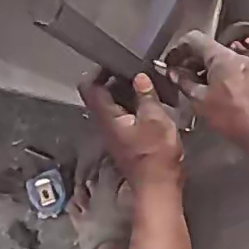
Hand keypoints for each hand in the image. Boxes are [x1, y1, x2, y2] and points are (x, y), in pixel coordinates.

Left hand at [79, 73, 183, 189]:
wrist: (158, 186)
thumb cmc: (155, 154)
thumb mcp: (155, 118)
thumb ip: (146, 96)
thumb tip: (140, 78)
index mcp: (107, 117)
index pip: (90, 87)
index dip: (99, 71)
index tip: (116, 62)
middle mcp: (105, 125)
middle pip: (101, 95)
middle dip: (118, 80)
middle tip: (138, 72)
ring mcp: (115, 135)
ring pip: (115, 106)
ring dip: (128, 94)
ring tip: (149, 86)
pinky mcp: (126, 141)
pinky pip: (125, 117)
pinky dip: (135, 107)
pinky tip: (153, 105)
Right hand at [166, 30, 248, 144]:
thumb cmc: (230, 117)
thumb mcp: (199, 100)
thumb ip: (183, 81)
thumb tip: (172, 72)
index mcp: (223, 56)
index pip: (194, 38)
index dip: (178, 49)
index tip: (169, 63)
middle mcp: (237, 56)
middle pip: (208, 48)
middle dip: (190, 60)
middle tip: (178, 75)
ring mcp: (248, 66)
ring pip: (219, 58)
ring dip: (203, 68)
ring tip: (192, 85)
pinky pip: (230, 68)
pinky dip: (217, 74)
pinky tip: (210, 90)